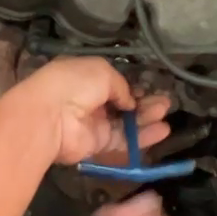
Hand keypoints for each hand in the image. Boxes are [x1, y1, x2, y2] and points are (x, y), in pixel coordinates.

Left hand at [4, 57, 171, 165]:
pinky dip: (142, 137)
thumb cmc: (74, 83)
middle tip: (165, 102)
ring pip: (125, 122)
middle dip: (144, 102)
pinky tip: (161, 130)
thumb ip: (121, 86)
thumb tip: (129, 101)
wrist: (51, 115)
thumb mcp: (102, 71)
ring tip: (166, 112)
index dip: (132, 85)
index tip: (149, 87)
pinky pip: (123, 140)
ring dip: (147, 117)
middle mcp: (90, 100)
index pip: (113, 82)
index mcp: (86, 77)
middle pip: (122, 103)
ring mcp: (94, 123)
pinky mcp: (97, 144)